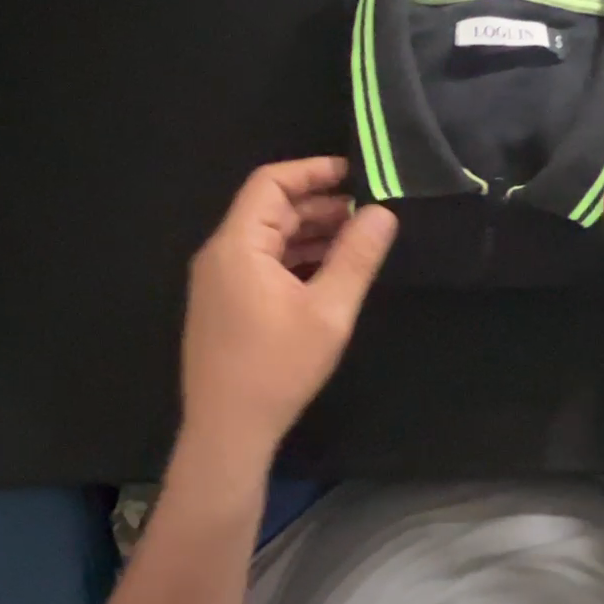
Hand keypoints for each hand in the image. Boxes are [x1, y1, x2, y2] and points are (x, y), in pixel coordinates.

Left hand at [181, 157, 397, 458]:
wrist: (226, 432)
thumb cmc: (277, 368)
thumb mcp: (328, 311)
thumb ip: (357, 257)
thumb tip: (384, 212)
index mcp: (237, 245)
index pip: (271, 183)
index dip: (313, 171)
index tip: (355, 174)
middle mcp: (221, 254)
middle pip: (270, 209)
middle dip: (319, 206)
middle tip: (368, 211)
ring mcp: (219, 280)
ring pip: (268, 238)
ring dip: (310, 233)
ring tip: (357, 239)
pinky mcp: (224, 303)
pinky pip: (261, 263)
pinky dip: (295, 258)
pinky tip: (330, 271)